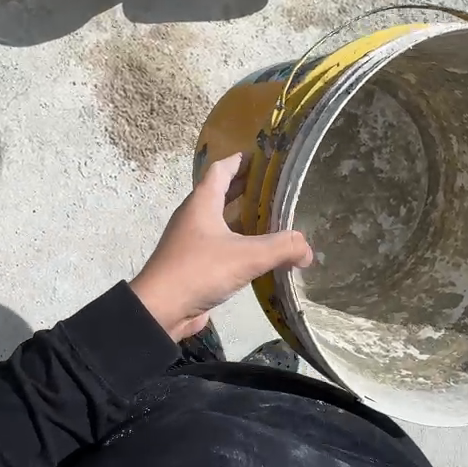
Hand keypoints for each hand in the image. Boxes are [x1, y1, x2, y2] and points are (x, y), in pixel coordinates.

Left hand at [131, 153, 313, 339]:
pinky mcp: (192, 264)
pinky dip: (237, 243)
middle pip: (220, 193)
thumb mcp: (246, 256)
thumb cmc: (199, 270)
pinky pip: (219, 245)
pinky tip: (257, 254)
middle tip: (274, 187)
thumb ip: (282, 248)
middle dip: (245, 188)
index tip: (261, 156)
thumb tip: (308, 250)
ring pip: (220, 221)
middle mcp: (194, 217)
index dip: (240, 160)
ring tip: (272, 219)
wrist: (160, 310)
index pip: (221, 170)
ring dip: (242, 218)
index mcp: (202, 203)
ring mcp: (191, 241)